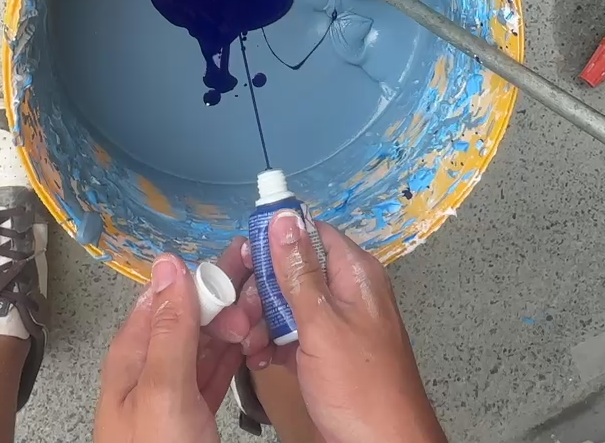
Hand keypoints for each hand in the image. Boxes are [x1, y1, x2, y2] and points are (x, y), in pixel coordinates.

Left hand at [95, 246, 260, 442]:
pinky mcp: (193, 413)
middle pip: (190, 313)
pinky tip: (253, 340)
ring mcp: (172, 390)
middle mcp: (151, 366)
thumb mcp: (162, 392)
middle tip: (261, 294)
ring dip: (234, 323)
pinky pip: (215, 368)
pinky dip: (234, 352)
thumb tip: (170, 262)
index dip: (205, 274)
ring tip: (263, 312)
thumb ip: (170, 329)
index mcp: (134, 353)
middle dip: (226, 298)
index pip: (169, 293)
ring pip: (206, 339)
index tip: (243, 261)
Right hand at [256, 213, 445, 442]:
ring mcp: (337, 322)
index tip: (246, 258)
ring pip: (290, 303)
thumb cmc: (361, 387)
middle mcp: (347, 291)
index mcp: (354, 272)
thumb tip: (284, 216)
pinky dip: (273, 343)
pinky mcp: (327, 352)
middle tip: (242, 314)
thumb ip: (299, 270)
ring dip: (262, 320)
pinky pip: (294, 333)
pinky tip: (256, 357)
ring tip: (246, 341)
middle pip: (295, 270)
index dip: (276, 241)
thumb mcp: (322, 323)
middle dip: (263, 290)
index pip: (310, 234)